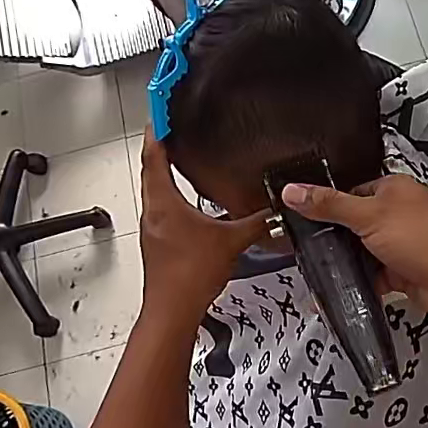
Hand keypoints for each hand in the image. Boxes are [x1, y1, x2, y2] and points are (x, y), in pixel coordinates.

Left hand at [136, 140, 267, 326]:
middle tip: (168, 137)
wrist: (174, 309)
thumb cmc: (190, 275)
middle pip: (151, 174)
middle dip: (159, 154)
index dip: (155, 135)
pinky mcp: (159, 245)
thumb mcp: (232, 242)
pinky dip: (174, 202)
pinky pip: (164, 214)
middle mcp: (153, 214)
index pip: (154, 159)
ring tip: (179, 166)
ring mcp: (153, 230)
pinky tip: (192, 209)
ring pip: (156, 195)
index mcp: (164, 204)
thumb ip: (257, 223)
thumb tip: (277, 211)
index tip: (157, 118)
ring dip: (165, 179)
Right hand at [279, 175, 427, 317]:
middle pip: (354, 225)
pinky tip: (342, 288)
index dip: (326, 204)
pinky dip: (359, 283)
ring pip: (362, 253)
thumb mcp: (370, 216)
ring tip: (321, 270)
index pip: (350, 191)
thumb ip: (330, 205)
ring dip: (346, 263)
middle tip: (307, 248)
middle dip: (334, 239)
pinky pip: (372, 277)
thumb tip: (296, 191)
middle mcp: (397, 215)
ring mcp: (399, 245)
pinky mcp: (401, 272)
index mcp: (392, 190)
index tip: (301, 216)